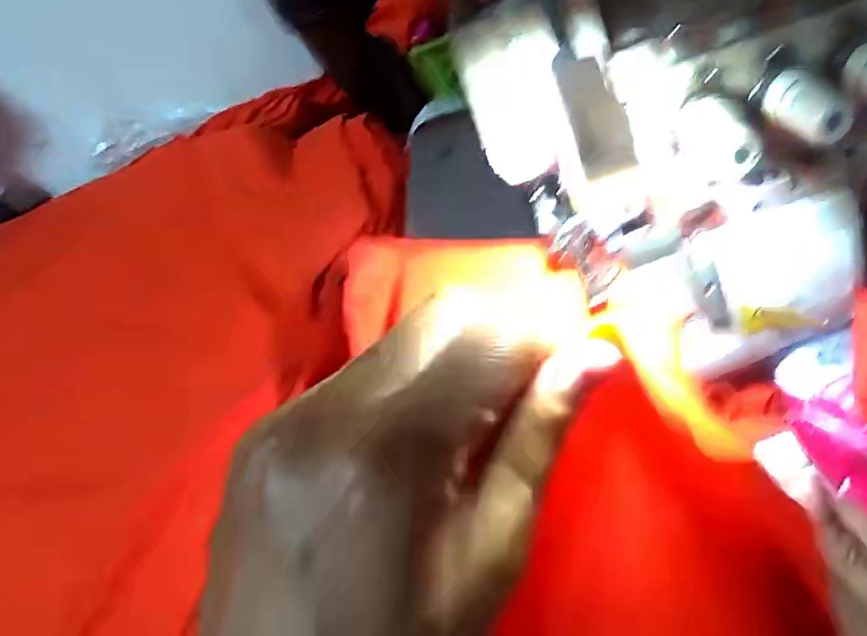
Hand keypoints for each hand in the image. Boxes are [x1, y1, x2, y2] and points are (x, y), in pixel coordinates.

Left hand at [198, 270, 618, 635]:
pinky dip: (414, 377)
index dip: (545, 343)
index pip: (492, 336)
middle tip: (524, 396)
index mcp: (388, 451)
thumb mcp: (492, 553)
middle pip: (446, 313)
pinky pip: (367, 366)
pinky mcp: (265, 428)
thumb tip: (601, 352)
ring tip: (471, 420)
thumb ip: (541, 437)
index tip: (570, 372)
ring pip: (407, 332)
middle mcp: (326, 413)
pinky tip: (419, 434)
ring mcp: (284, 417)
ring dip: (460, 353)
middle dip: (503, 336)